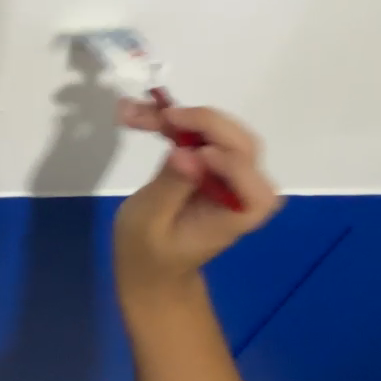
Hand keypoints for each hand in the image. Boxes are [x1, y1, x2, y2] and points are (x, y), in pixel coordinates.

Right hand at [113, 102, 282, 304]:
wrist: (152, 268)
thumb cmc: (149, 253)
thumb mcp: (151, 223)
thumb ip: (171, 187)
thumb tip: (187, 153)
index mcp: (238, 212)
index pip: (248, 177)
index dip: (224, 157)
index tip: (185, 146)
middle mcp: (243, 189)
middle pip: (239, 142)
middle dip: (200, 122)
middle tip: (158, 114)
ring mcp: (228, 173)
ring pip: (217, 130)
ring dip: (178, 116)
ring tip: (132, 113)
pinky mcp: (208, 163)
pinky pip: (197, 133)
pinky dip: (169, 122)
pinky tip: (137, 115)